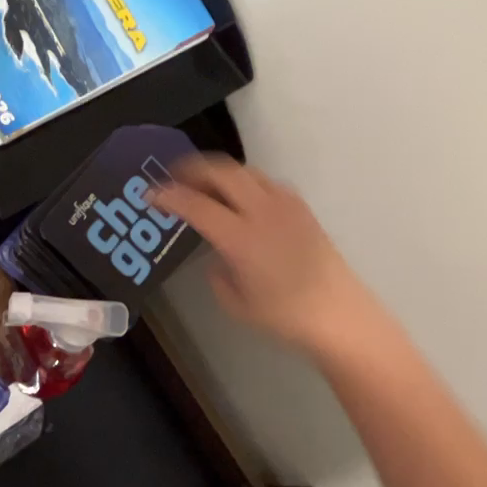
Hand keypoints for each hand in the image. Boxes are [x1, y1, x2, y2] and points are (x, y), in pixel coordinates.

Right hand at [152, 156, 382, 355]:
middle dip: (192, 169)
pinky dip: (243, 182)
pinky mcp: (301, 207)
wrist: (337, 312)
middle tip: (173, 176)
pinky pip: (265, 182)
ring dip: (219, 173)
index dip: (169, 196)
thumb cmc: (283, 316)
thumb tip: (217, 258)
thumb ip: (219, 274)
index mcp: (240, 238)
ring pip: (244, 172)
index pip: (196, 205)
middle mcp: (262, 211)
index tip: (150, 194)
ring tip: (203, 183)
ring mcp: (285, 205)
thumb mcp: (236, 303)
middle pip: (221, 172)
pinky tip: (239, 198)